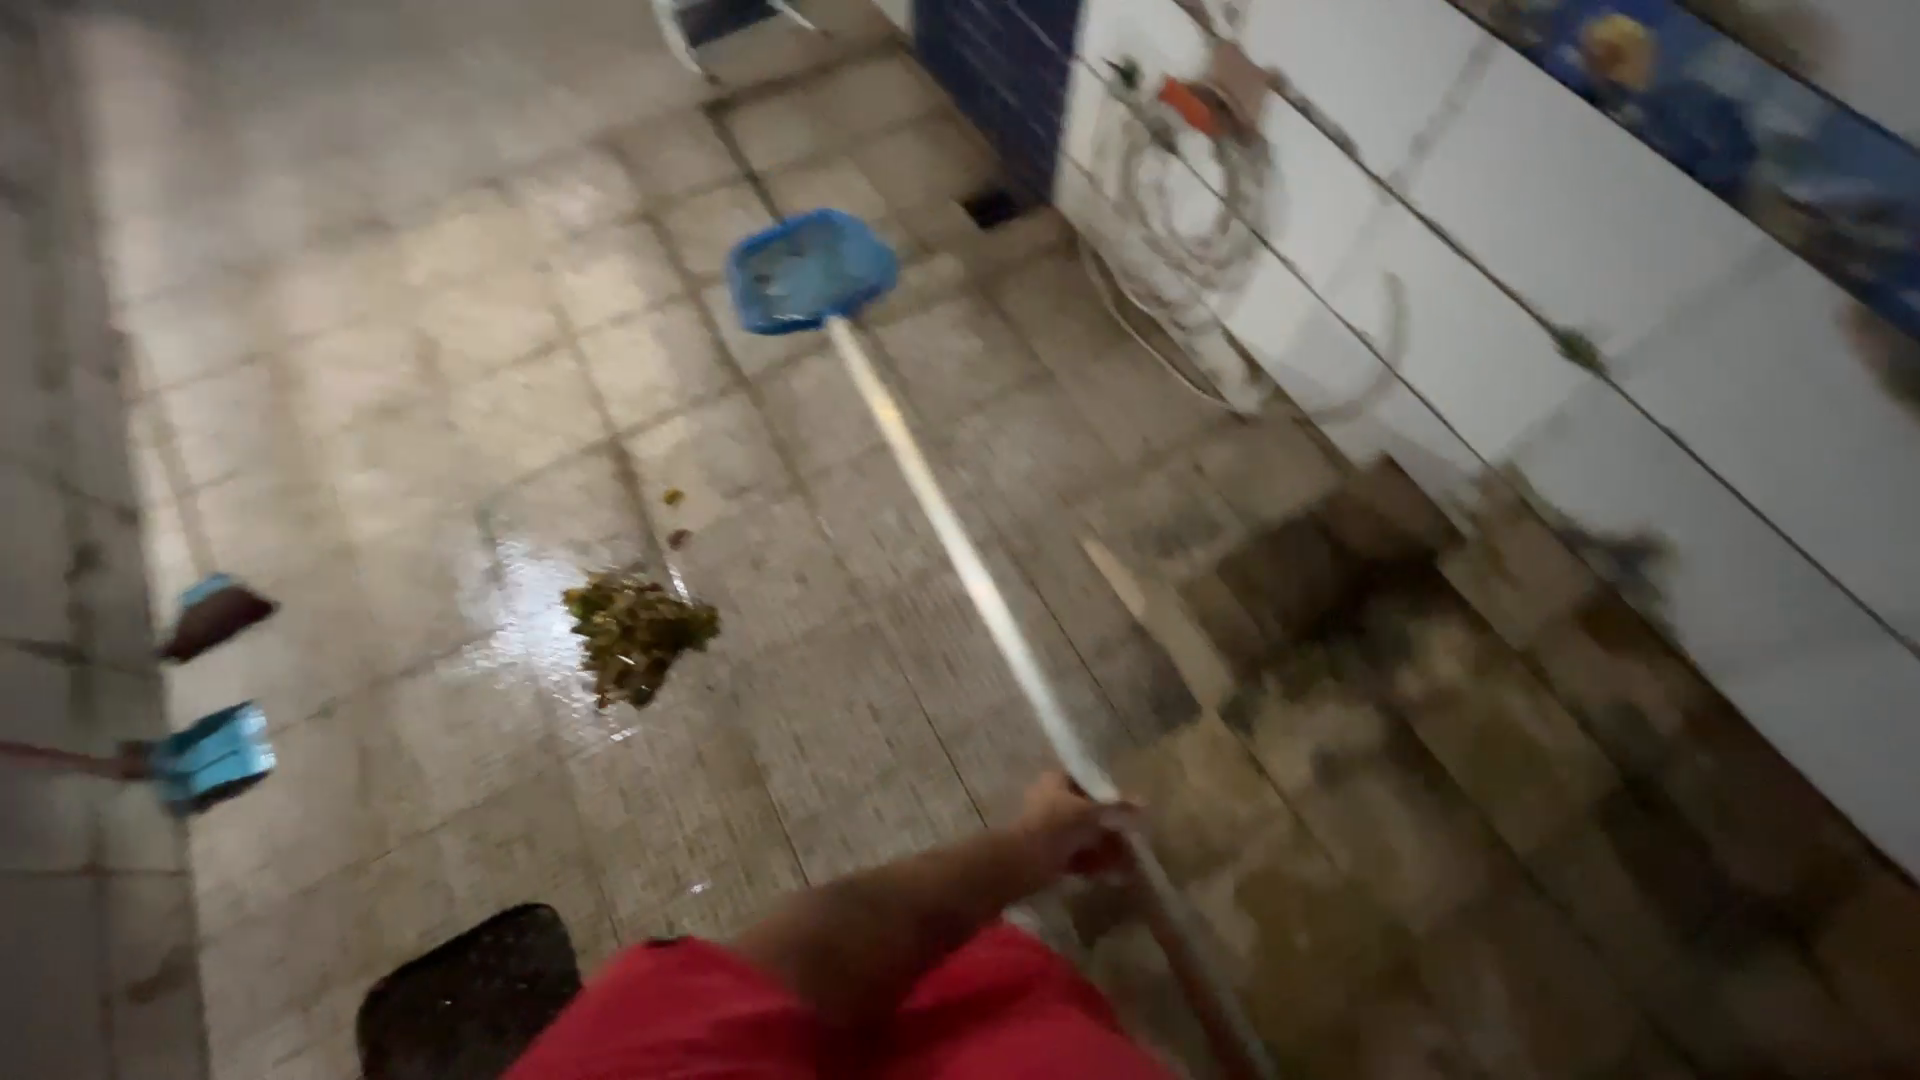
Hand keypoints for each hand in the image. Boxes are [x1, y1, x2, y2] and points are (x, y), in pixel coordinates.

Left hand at [1012, 770, 1138, 878]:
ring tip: (1130, 863)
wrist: (1023, 862)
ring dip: (1107, 849)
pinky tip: (1115, 875)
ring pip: (1084, 837)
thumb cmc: (1056, 826)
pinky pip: (1077, 856)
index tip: (1128, 809)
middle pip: (1087, 812)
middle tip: (1134, 841)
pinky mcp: (1049, 854)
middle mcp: (1051, 800)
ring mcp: (1049, 829)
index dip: (1107, 793)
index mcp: (1055, 781)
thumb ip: (1118, 809)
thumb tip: (1145, 803)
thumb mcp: (1091, 813)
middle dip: (1111, 828)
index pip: (1086, 781)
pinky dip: (1095, 864)